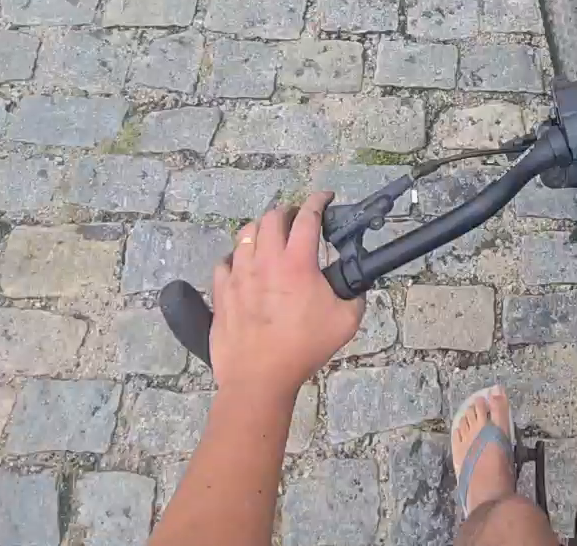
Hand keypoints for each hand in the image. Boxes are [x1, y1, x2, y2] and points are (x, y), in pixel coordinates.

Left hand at [208, 192, 363, 394]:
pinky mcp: (221, 292)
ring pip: (246, 234)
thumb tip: (356, 285)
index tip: (325, 198)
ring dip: (262, 229)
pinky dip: (237, 257)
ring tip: (271, 237)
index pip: (308, 217)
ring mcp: (239, 275)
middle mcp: (266, 261)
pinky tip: (244, 265)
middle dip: (288, 211)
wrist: (259, 378)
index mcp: (298, 262)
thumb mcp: (346, 320)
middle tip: (298, 220)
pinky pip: (225, 262)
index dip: (318, 200)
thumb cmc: (304, 347)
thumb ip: (355, 295)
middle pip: (272, 217)